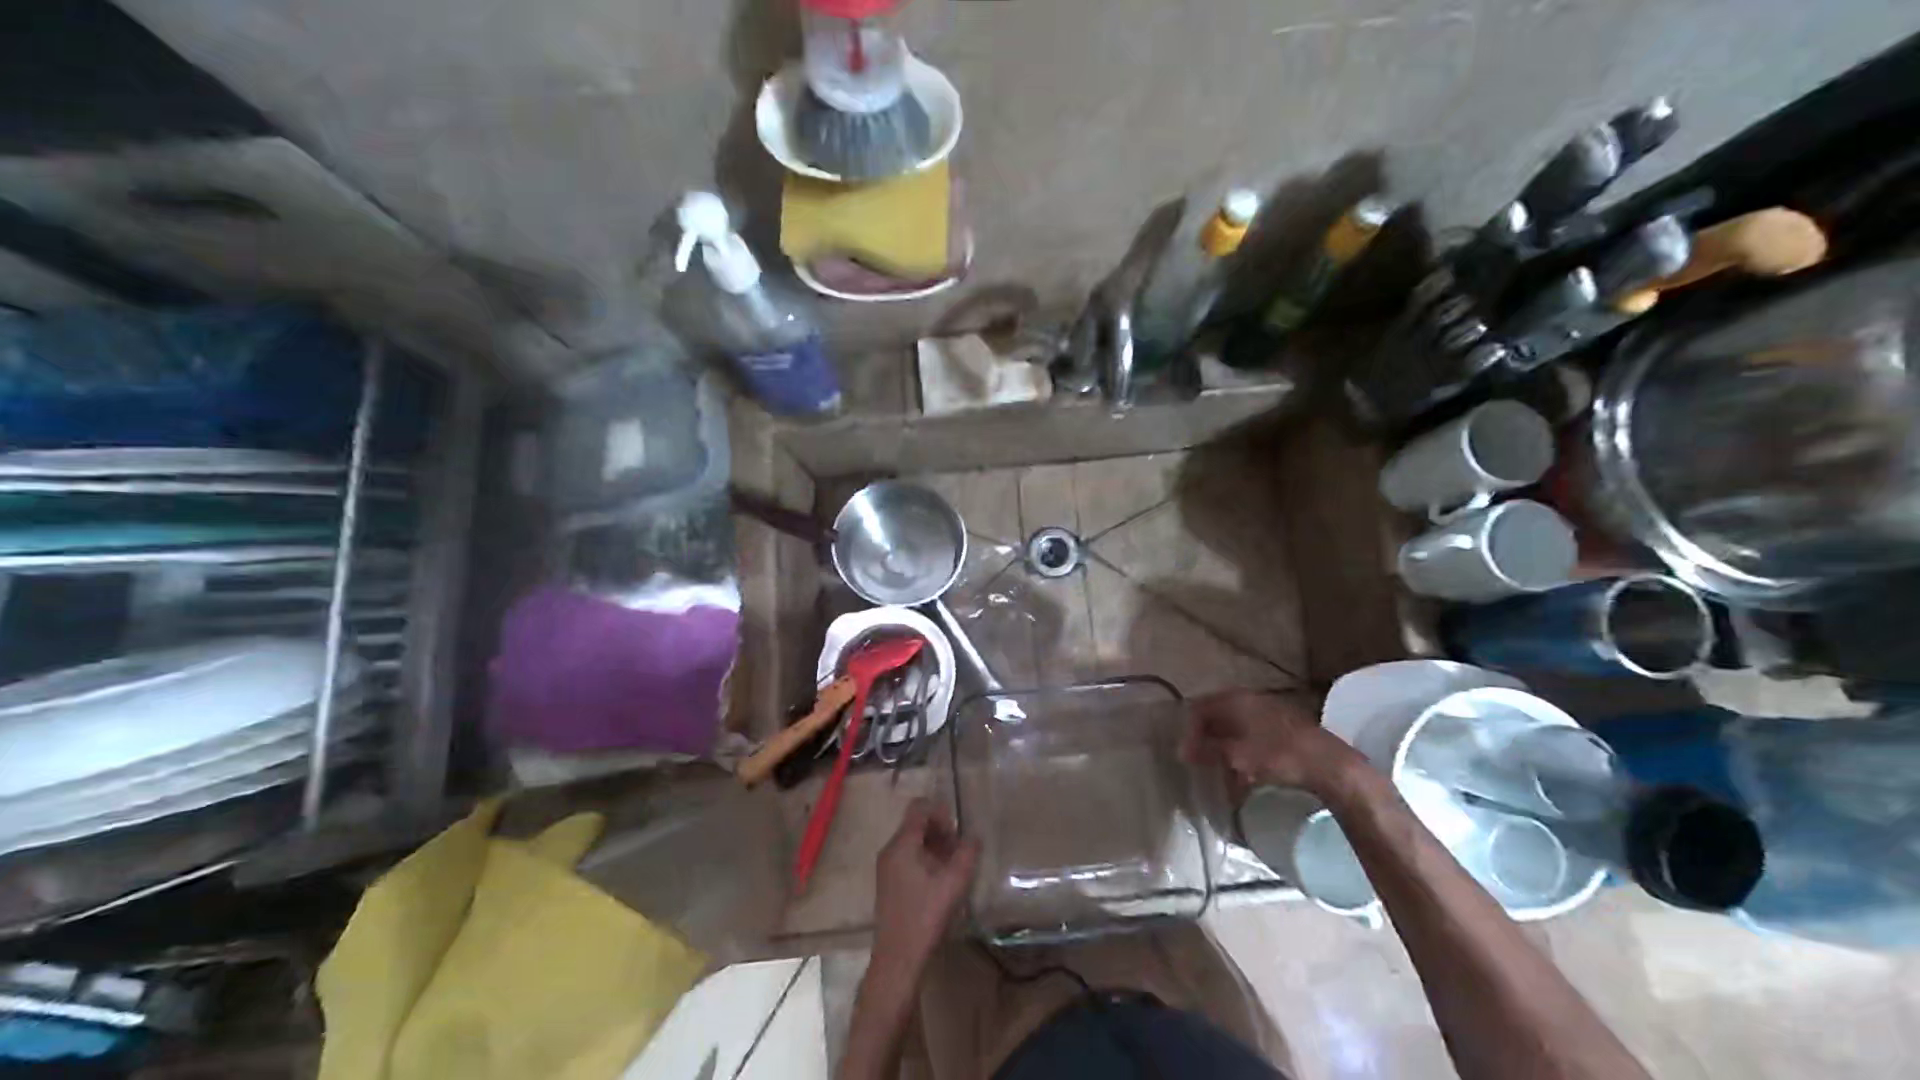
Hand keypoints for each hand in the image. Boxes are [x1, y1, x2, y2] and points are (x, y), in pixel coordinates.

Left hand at [872, 799, 979, 971]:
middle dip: (940, 830)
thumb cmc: (925, 917)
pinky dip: (926, 859)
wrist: (898, 958)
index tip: (956, 832)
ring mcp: (887, 867)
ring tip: (954, 866)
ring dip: (935, 846)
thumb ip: (966, 855)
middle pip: (915, 824)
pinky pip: (908, 858)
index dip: (940, 812)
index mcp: (901, 844)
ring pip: (913, 842)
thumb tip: (974, 837)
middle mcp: (890, 850)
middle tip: (960, 850)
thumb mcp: (953, 883)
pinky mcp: (889, 883)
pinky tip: (941, 880)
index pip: (919, 808)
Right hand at [1181, 689, 1362, 793]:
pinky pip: (1254, 735)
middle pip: (1218, 715)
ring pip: (1237, 726)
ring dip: (1225, 747)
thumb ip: (1208, 751)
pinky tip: (1246, 774)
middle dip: (1207, 739)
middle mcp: (1252, 699)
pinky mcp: (1285, 727)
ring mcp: (1271, 712)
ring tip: (1222, 771)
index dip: (1189, 730)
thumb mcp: (1237, 756)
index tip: (1187, 755)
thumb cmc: (1279, 756)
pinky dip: (1243, 751)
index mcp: (1237, 699)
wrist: (1331, 766)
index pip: (1200, 707)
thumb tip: (1182, 750)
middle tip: (1201, 761)